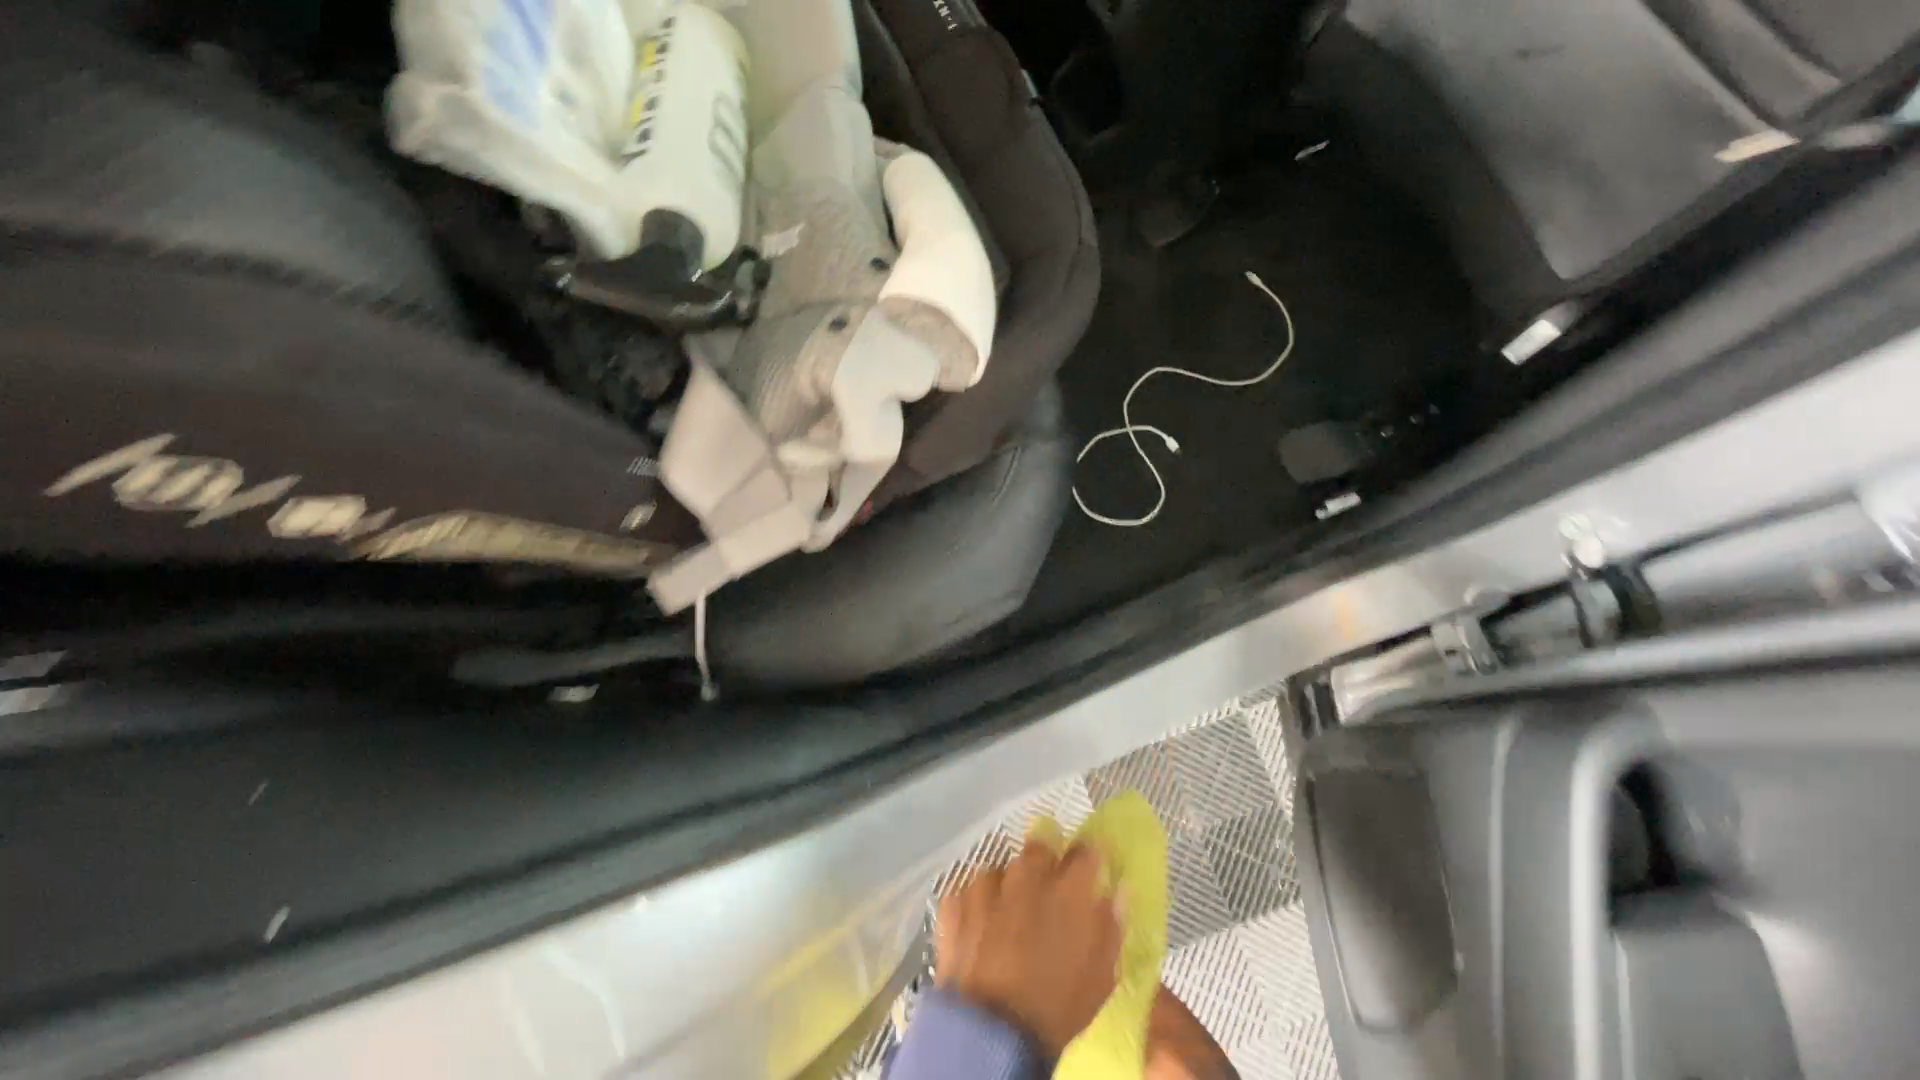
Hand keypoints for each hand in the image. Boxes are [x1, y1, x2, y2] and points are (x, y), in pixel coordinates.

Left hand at [935, 841, 1121, 1058]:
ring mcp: (986, 886)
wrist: (993, 1031)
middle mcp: (1027, 876)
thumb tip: (1116, 891)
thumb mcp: (1101, 975)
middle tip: (1046, 894)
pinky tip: (978, 929)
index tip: (1087, 870)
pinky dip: (976, 905)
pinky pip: (969, 892)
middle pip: (1038, 851)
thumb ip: (1109, 926)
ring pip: (1001, 871)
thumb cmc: (1058, 1007)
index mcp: (1069, 888)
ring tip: (1007, 918)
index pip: (1084, 852)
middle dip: (1044, 865)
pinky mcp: (955, 903)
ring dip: (1007, 886)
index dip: (1086, 859)